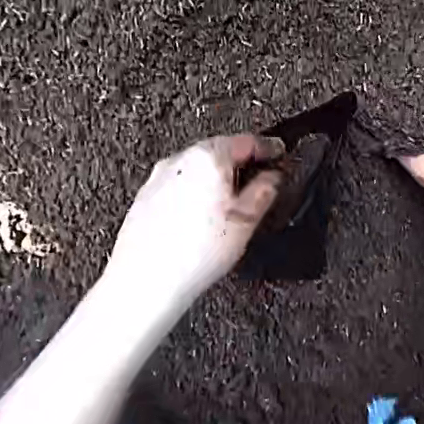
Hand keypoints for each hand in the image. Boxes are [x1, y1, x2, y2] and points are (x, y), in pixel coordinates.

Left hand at [107, 133, 285, 296]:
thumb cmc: (192, 254)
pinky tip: (200, 223)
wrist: (145, 282)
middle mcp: (179, 161)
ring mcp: (159, 179)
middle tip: (258, 182)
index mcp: (208, 157)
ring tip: (227, 211)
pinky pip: (179, 188)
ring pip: (197, 171)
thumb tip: (272, 177)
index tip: (277, 152)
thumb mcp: (248, 220)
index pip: (247, 141)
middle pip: (220, 152)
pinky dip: (194, 196)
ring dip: (216, 181)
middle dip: (241, 164)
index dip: (269, 147)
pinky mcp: (145, 199)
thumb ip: (266, 189)